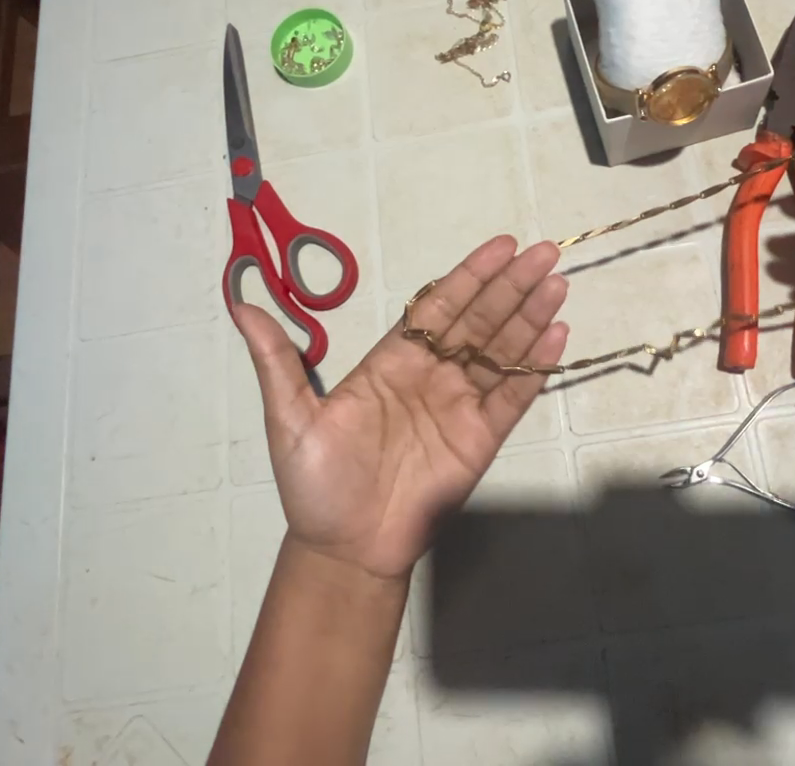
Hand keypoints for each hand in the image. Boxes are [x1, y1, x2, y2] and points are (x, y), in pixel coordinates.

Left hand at [233, 237, 567, 580]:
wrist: (344, 547)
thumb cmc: (316, 483)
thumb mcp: (289, 419)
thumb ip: (276, 360)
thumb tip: (238, 303)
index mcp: (393, 360)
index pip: (439, 306)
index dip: (470, 275)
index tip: (500, 247)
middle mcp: (433, 373)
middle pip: (479, 320)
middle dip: (511, 285)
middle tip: (543, 253)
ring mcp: (460, 404)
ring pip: (501, 351)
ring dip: (530, 317)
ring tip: (556, 283)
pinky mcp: (481, 438)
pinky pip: (512, 396)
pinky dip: (535, 368)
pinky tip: (556, 336)